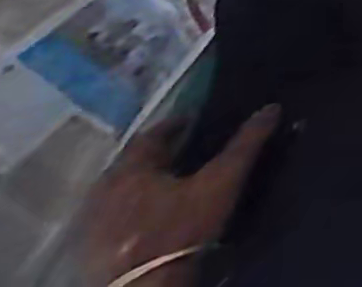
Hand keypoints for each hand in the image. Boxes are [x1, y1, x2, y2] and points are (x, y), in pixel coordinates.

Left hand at [80, 105, 279, 286]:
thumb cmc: (182, 228)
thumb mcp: (222, 181)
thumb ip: (246, 143)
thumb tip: (271, 108)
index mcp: (129, 172)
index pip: (148, 136)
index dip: (172, 125)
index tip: (193, 120)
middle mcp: (101, 194)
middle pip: (129, 164)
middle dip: (155, 154)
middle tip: (183, 149)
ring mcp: (91, 228)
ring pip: (117, 193)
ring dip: (141, 182)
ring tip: (170, 180)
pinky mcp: (90, 254)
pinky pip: (111, 218)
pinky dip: (130, 208)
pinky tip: (151, 214)